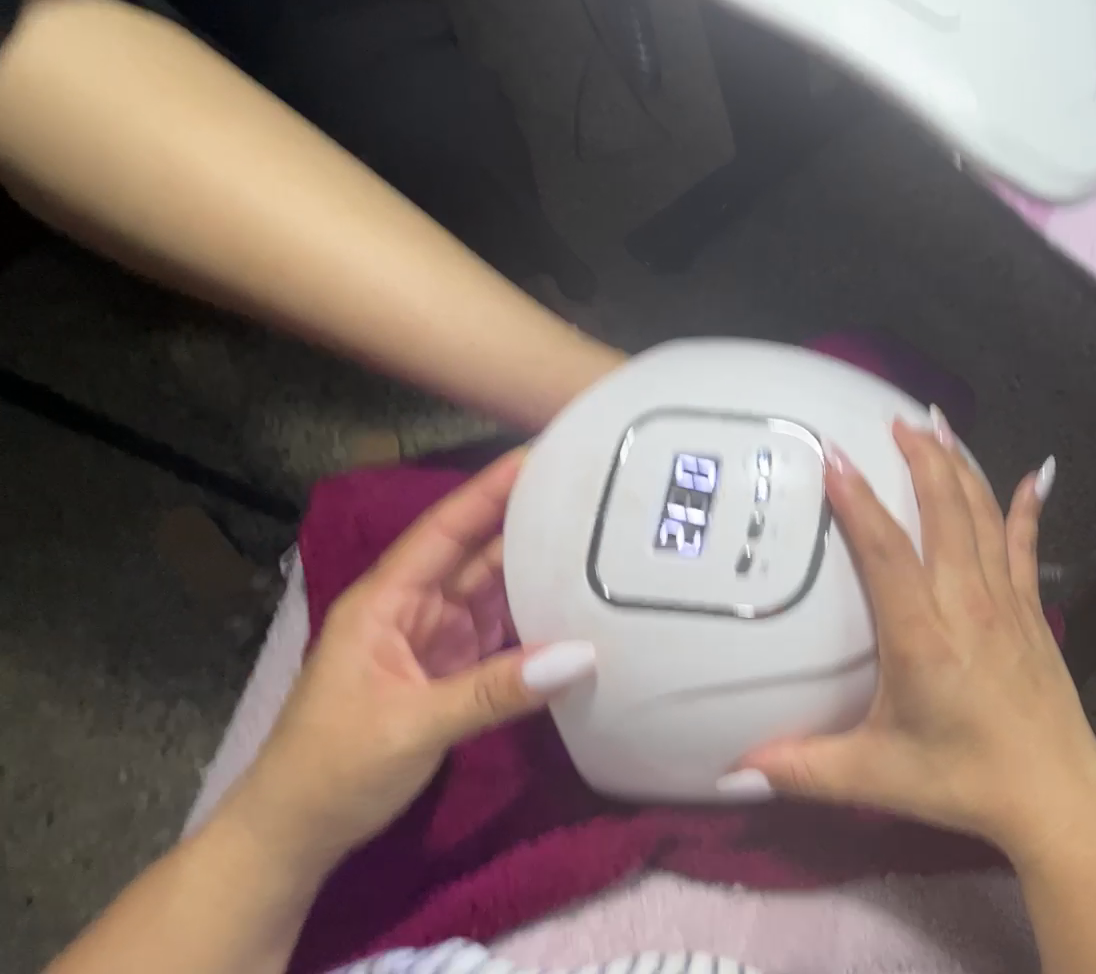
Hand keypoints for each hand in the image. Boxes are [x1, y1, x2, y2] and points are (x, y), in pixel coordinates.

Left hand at [217, 452, 596, 870]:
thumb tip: (583, 655)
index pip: (445, 531)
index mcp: (387, 602)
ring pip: (500, 588)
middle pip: (481, 551)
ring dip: (545, 567)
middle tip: (593, 493)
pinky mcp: (460, 667)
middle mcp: (417, 608)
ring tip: (603, 538)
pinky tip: (584, 602)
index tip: (539, 454)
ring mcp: (441, 638)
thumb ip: (494, 691)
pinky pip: (510, 628)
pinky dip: (545, 615)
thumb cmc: (329, 771)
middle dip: (530, 520)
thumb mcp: (410, 728)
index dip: (490, 490)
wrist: (295, 837)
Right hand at [733, 413, 1095, 861]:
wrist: (1056, 793)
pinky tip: (1035, 474)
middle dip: (921, 459)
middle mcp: (966, 603)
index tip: (834, 454)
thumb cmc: (963, 781)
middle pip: (944, 512)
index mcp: (922, 636)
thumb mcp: (876, 777)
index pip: (885, 550)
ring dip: (961, 467)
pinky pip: (1027, 547)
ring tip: (941, 426)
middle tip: (897, 421)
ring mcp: (1007, 601)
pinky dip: (1027, 508)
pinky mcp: (1033, 611)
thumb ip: (803, 769)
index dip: (858, 500)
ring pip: (983, 517)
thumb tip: (729, 772)